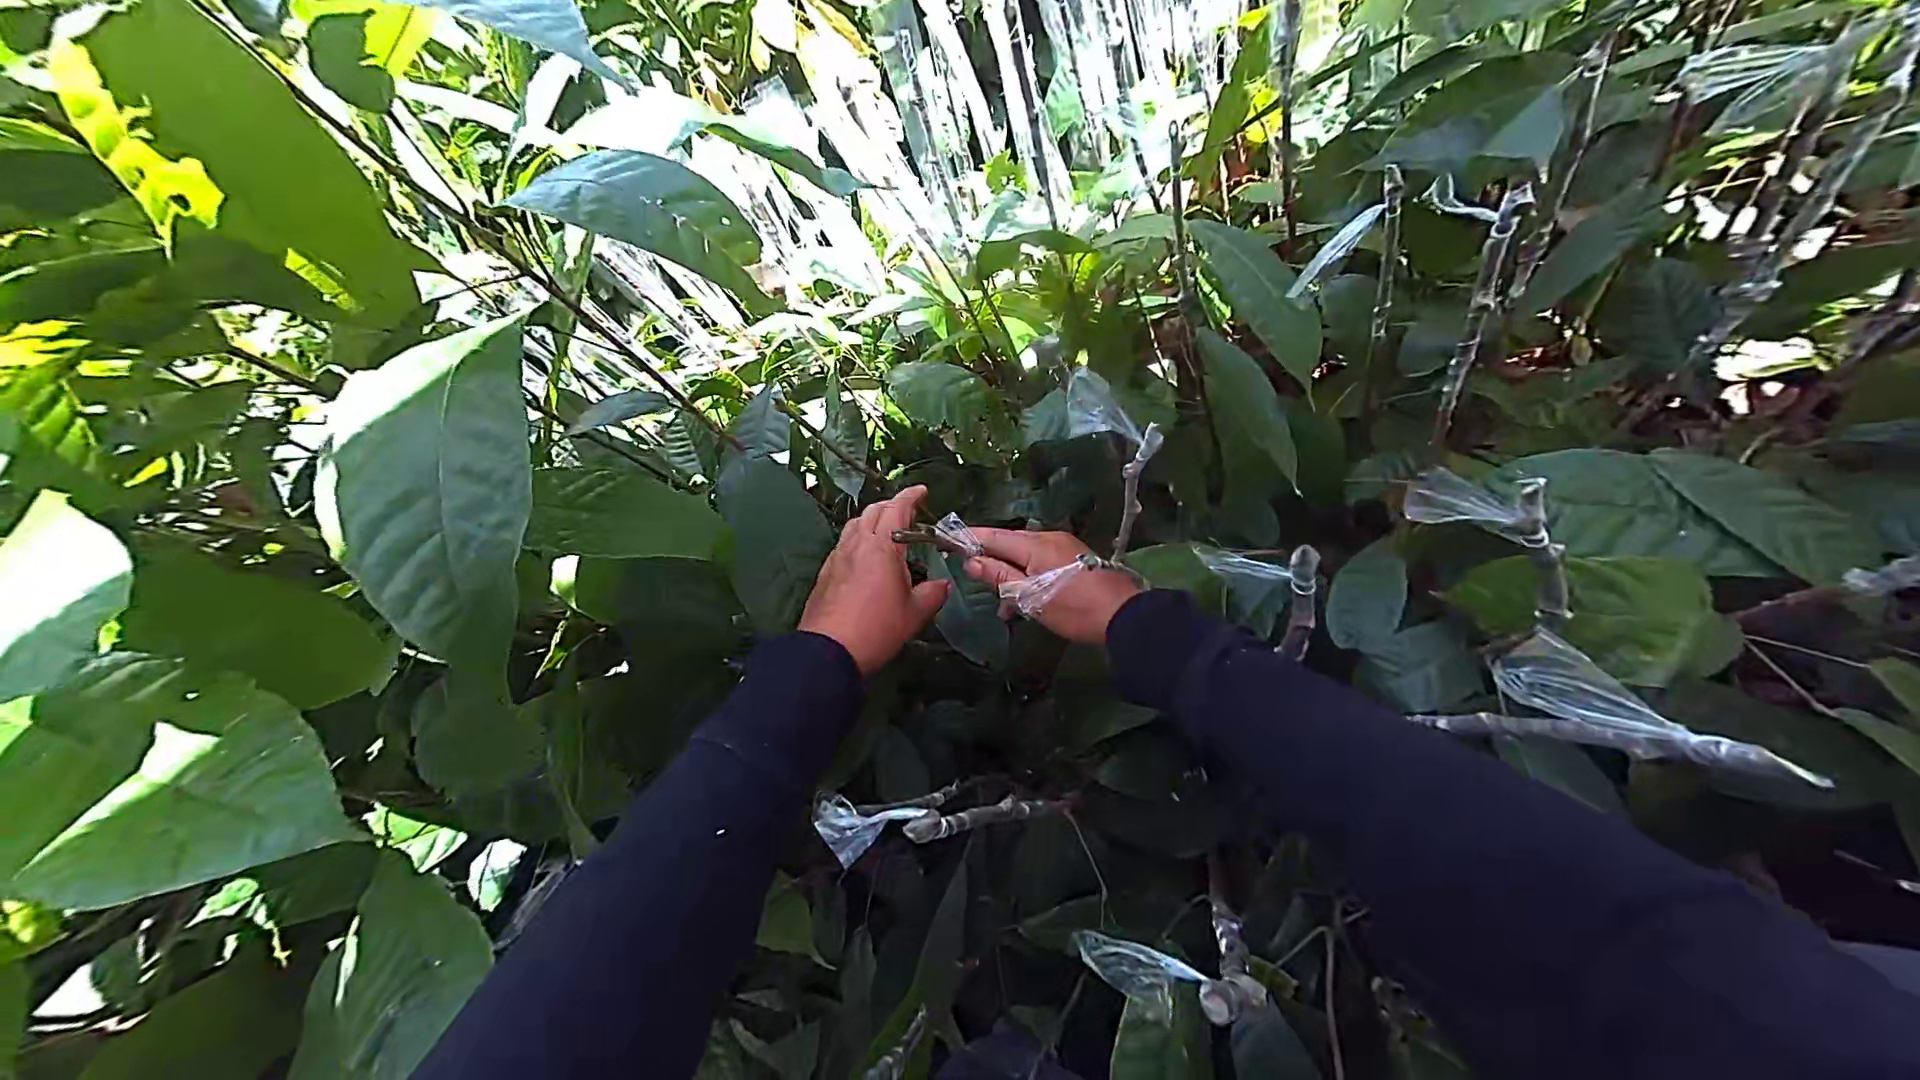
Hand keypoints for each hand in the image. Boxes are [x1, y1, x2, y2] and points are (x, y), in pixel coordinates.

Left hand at [799, 486, 950, 674]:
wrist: (829, 651)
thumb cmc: (877, 628)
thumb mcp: (915, 613)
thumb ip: (932, 594)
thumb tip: (943, 585)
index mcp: (882, 547)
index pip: (897, 509)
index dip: (910, 496)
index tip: (921, 491)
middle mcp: (857, 545)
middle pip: (873, 511)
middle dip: (891, 505)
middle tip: (907, 510)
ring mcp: (837, 557)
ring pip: (854, 525)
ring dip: (872, 520)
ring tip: (885, 530)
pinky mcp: (825, 573)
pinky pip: (843, 545)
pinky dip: (857, 540)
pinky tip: (864, 556)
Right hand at [962, 528, 1141, 644]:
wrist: (1125, 616)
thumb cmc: (1073, 609)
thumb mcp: (1030, 596)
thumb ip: (999, 575)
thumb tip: (970, 560)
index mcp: (1034, 544)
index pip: (992, 535)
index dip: (968, 537)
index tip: (946, 539)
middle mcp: (1048, 538)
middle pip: (1008, 543)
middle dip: (989, 559)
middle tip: (971, 576)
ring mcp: (1064, 546)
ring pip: (1025, 554)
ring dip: (1009, 573)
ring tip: (1002, 604)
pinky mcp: (1075, 558)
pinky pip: (1040, 560)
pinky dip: (1027, 575)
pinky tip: (1024, 599)